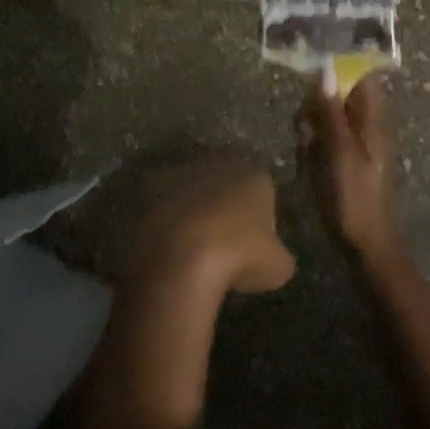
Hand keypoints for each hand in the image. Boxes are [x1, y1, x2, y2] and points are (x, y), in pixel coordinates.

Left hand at [125, 156, 295, 293]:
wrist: (180, 256)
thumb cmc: (239, 256)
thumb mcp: (278, 267)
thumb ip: (279, 254)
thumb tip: (272, 256)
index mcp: (254, 173)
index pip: (264, 190)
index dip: (260, 218)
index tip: (254, 246)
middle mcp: (219, 161)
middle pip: (227, 183)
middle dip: (225, 206)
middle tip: (224, 244)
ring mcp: (181, 170)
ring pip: (194, 189)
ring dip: (194, 209)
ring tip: (193, 248)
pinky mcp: (150, 186)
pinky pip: (165, 203)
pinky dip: (168, 219)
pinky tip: (170, 246)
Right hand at [299, 73, 401, 266]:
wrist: (366, 246)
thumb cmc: (356, 198)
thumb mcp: (340, 151)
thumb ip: (331, 110)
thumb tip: (325, 68)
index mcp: (373, 119)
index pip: (360, 76)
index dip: (338, 69)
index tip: (310, 72)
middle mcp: (366, 126)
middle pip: (338, 95)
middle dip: (317, 104)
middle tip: (304, 125)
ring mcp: (356, 144)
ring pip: (327, 118)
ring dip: (312, 127)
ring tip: (305, 147)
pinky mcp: (344, 161)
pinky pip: (324, 141)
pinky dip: (313, 147)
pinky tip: (307, 163)